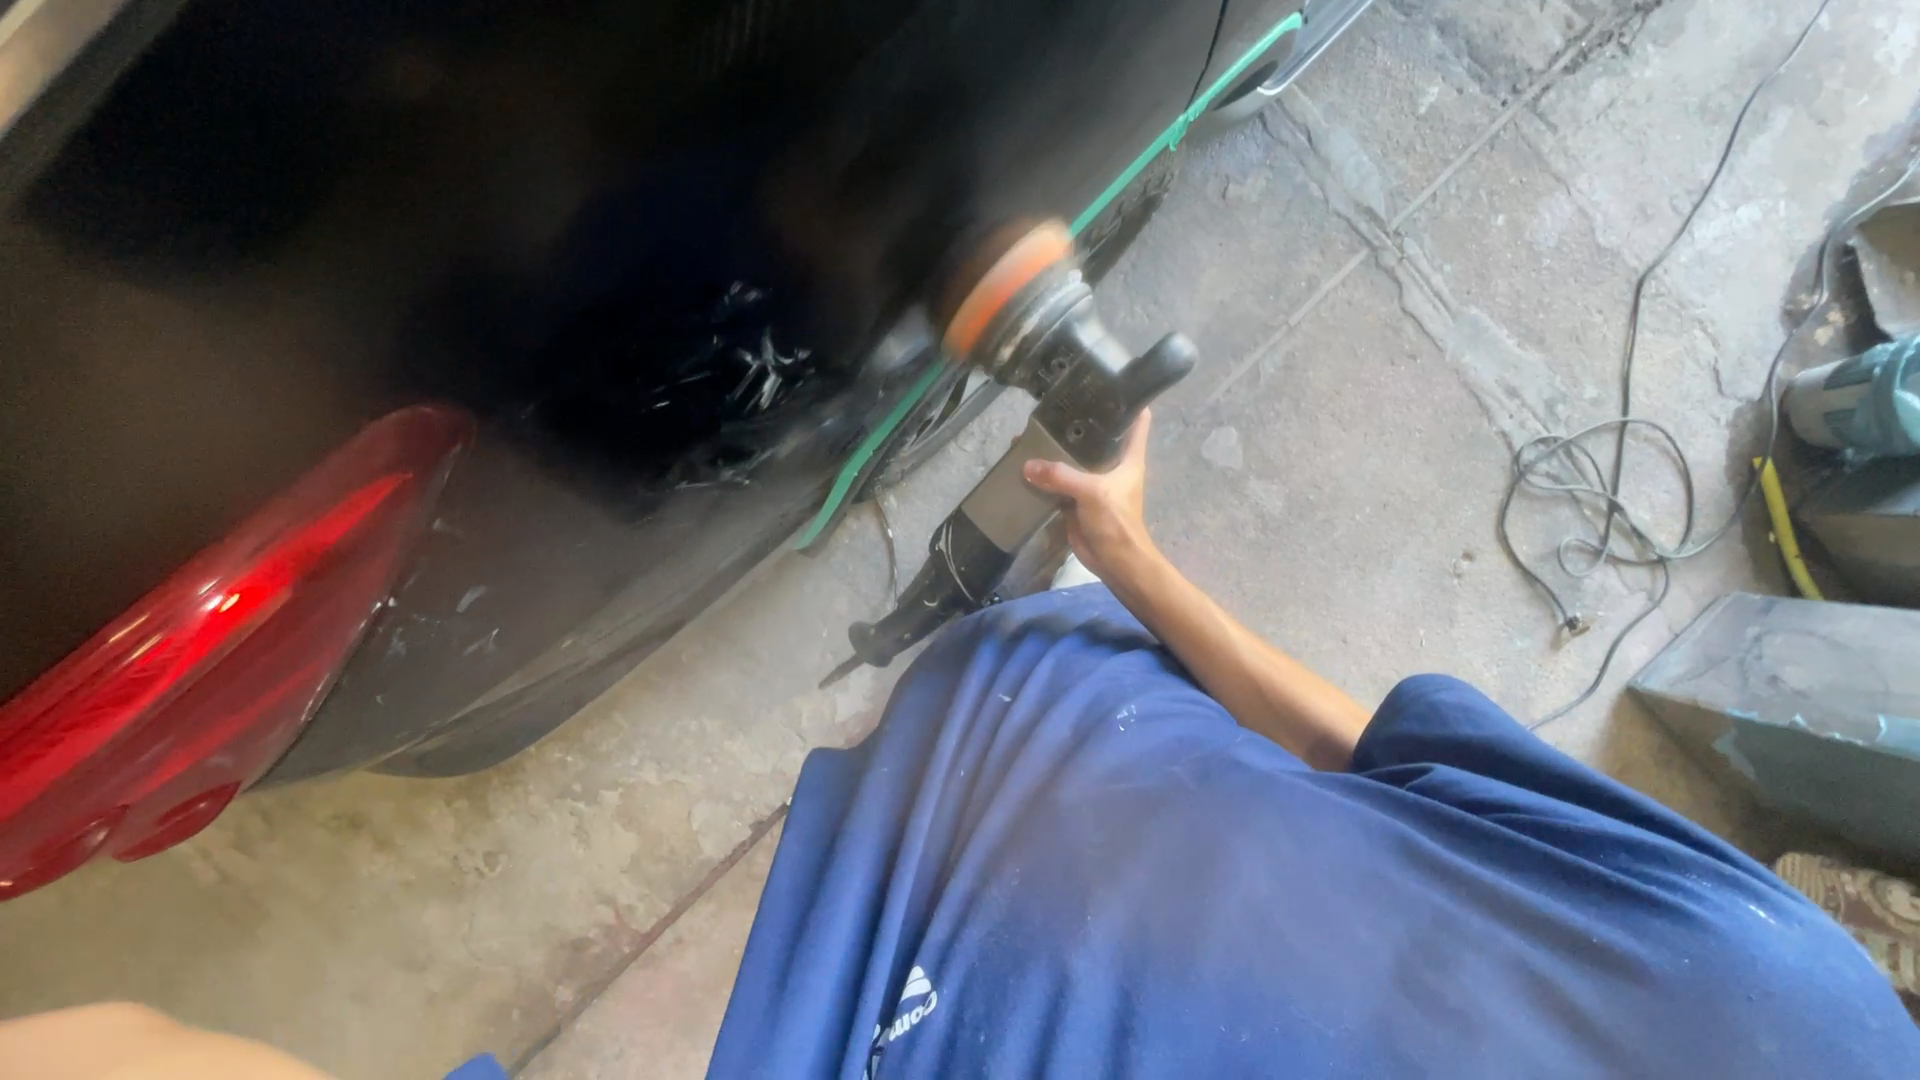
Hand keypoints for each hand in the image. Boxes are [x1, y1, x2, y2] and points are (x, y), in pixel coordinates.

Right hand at [1022, 408, 1161, 585]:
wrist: (1114, 562)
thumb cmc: (1116, 522)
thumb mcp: (1092, 492)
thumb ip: (1061, 476)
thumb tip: (1027, 465)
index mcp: (1128, 457)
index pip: (1136, 419)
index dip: (1127, 399)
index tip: (1108, 382)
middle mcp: (1112, 465)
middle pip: (1096, 436)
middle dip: (1077, 423)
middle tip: (1053, 405)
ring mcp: (1092, 482)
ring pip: (1073, 459)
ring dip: (1055, 449)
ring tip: (1032, 430)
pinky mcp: (1075, 500)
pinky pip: (1057, 481)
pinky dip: (1043, 474)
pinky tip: (1025, 463)